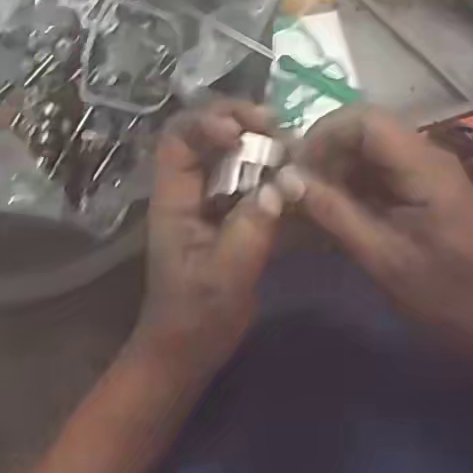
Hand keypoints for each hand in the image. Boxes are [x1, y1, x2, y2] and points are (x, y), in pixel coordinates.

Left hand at [131, 101, 286, 382]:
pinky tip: (298, 173)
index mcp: (174, 197)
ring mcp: (215, 199)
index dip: (207, 123)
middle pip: (207, 133)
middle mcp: (192, 189)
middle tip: (276, 126)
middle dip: (240, 121)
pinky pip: (253, 177)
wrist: (191, 351)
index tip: (243, 134)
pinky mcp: (236, 213)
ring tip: (292, 146)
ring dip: (261, 143)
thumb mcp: (222, 277)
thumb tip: (279, 188)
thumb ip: (249, 232)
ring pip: (233, 152)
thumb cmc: (195, 316)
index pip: (179, 138)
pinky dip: (275, 170)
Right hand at [284, 107, 472, 370]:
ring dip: (338, 162)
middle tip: (299, 182)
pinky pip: (381, 162)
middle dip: (327, 148)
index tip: (296, 167)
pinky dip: (353, 176)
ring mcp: (428, 165)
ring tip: (312, 195)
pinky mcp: (425, 181)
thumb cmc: (443, 295)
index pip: (365, 120)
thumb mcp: (382, 258)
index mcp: (424, 166)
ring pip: (370, 141)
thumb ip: (334, 213)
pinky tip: (337, 204)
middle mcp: (428, 153)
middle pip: (366, 125)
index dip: (324, 134)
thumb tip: (287, 179)